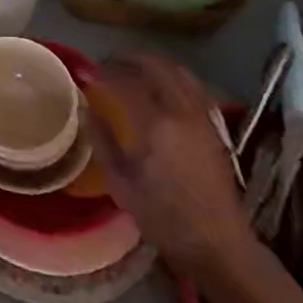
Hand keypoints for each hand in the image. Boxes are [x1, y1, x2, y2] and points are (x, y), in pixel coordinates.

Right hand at [85, 53, 255, 276]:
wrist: (217, 243)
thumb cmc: (164, 219)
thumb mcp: (123, 185)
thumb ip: (104, 142)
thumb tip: (89, 110)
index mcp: (156, 126)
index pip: (125, 84)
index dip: (102, 73)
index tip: (85, 70)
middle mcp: (182, 111)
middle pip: (155, 67)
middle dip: (128, 59)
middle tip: (107, 63)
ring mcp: (202, 115)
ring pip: (178, 71)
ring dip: (153, 63)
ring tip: (133, 68)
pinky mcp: (214, 124)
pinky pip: (193, 85)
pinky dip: (174, 76)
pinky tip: (163, 84)